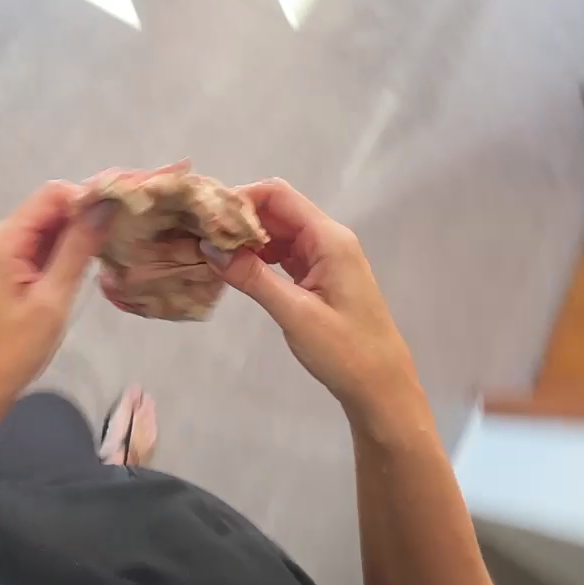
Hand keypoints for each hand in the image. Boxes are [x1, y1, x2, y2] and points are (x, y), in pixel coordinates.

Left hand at [0, 182, 111, 420]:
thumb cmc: (14, 349)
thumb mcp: (53, 298)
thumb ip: (78, 248)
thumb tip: (105, 205)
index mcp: (6, 238)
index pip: (53, 194)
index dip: (88, 197)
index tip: (122, 213)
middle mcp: (0, 237)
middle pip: (50, 207)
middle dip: (85, 214)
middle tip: (123, 232)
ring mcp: (2, 254)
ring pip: (47, 227)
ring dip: (77, 233)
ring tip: (113, 247)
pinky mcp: (8, 270)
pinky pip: (40, 246)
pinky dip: (64, 250)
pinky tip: (88, 264)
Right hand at [204, 180, 426, 436]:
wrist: (382, 389)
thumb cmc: (346, 351)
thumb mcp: (295, 313)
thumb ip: (252, 277)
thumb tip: (209, 246)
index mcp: (328, 238)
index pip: (278, 195)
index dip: (241, 198)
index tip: (207, 216)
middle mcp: (327, 238)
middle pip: (276, 209)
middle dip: (239, 217)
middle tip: (201, 233)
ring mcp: (323, 256)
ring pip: (277, 230)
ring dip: (246, 237)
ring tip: (211, 249)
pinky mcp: (317, 273)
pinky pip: (282, 251)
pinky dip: (258, 254)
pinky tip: (235, 266)